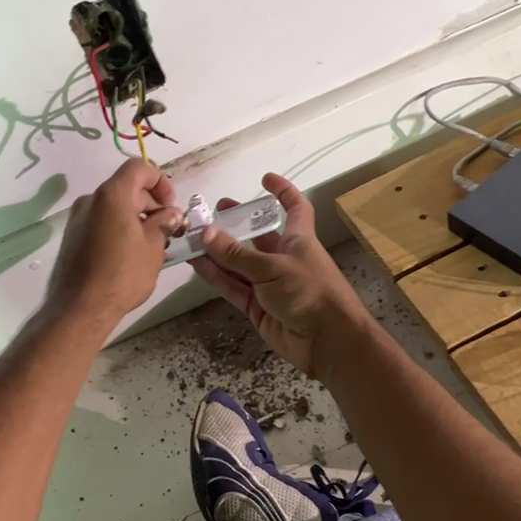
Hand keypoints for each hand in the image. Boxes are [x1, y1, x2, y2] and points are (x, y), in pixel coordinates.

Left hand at [45, 159, 183, 324]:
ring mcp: (78, 219)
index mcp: (111, 196)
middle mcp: (91, 200)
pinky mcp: (73, 237)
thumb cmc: (122, 275)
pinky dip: (119, 228)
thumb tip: (171, 214)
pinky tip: (132, 252)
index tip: (171, 205)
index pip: (139, 169)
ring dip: (136, 217)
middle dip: (151, 203)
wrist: (80, 308)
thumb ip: (163, 224)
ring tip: (153, 244)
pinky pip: (101, 221)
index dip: (160, 181)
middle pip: (126, 188)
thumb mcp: (153, 248)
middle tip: (169, 228)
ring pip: (114, 207)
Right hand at [188, 173, 370, 376]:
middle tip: (212, 213)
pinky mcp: (258, 307)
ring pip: (239, 263)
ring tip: (193, 237)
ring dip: (218, 252)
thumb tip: (207, 233)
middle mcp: (284, 258)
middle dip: (237, 224)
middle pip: (257, 237)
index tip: (265, 178)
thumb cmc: (310, 292)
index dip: (283, 192)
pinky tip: (196, 263)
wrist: (327, 341)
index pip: (294, 208)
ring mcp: (269, 284)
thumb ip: (237, 254)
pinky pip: (232, 287)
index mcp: (299, 240)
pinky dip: (216, 276)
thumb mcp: (272, 267)